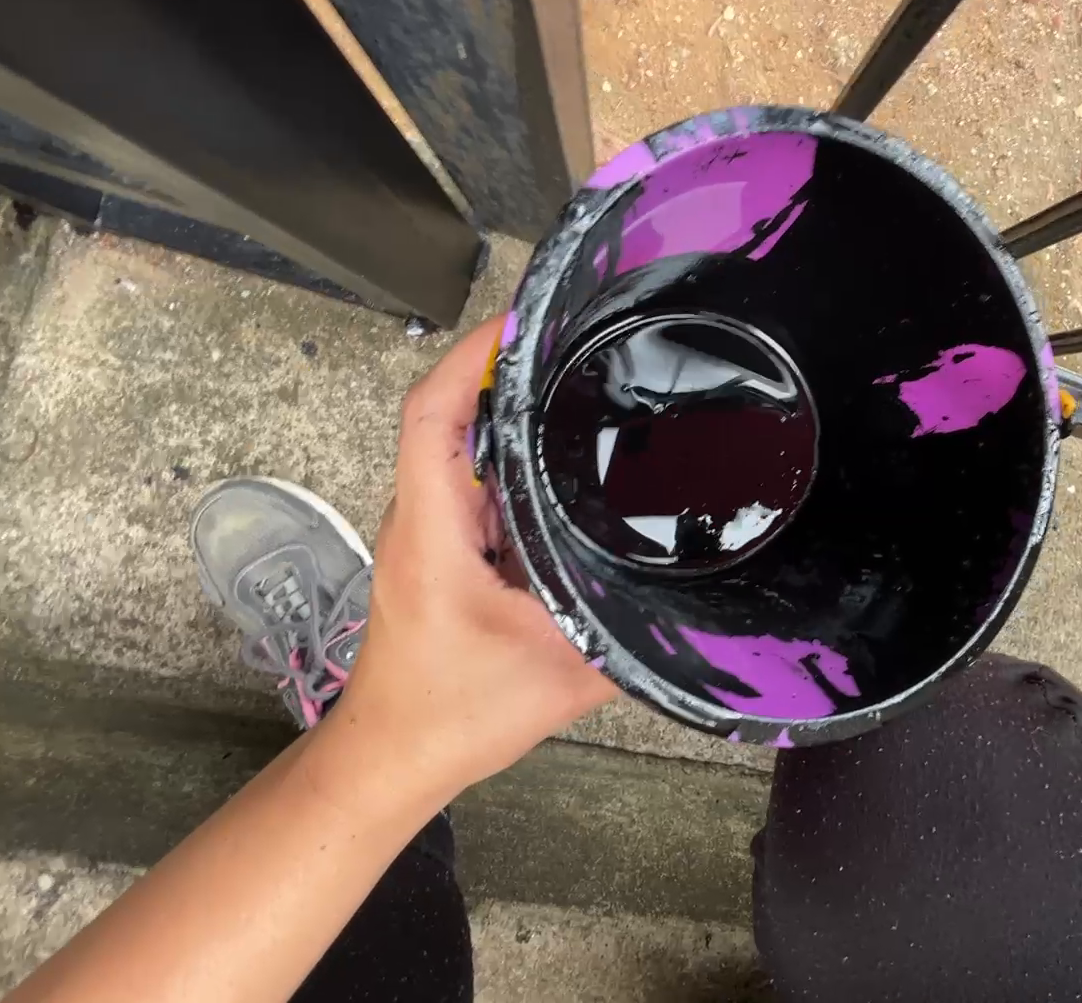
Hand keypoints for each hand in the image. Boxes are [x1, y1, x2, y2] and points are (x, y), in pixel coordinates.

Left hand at [332, 319, 616, 797]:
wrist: (390, 761)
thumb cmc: (451, 715)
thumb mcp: (559, 673)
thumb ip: (628, 635)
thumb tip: (692, 604)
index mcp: (438, 530)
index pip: (435, 414)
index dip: (471, 356)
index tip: (525, 320)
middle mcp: (428, 518)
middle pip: (451, 416)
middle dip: (506, 368)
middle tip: (578, 344)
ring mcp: (436, 533)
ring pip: (468, 450)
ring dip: (513, 412)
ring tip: (584, 388)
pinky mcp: (449, 552)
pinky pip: (480, 485)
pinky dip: (519, 459)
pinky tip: (572, 466)